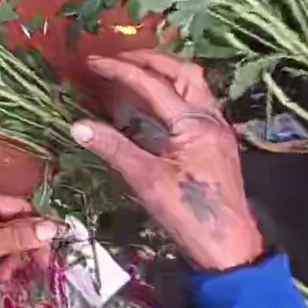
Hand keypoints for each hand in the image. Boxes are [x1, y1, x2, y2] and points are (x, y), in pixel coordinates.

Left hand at [0, 187, 57, 297]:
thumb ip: (16, 237)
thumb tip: (52, 227)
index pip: (22, 208)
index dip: (38, 231)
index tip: (46, 260)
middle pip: (13, 223)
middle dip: (22, 249)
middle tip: (25, 275)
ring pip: (0, 238)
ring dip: (8, 259)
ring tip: (4, 282)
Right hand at [72, 51, 263, 270]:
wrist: (229, 247)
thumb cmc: (188, 215)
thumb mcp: (146, 181)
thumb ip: (114, 148)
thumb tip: (78, 125)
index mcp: (194, 124)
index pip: (153, 85)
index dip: (120, 70)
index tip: (94, 62)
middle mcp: (211, 118)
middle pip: (182, 71)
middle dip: (148, 59)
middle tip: (117, 59)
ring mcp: (218, 128)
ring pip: (194, 84)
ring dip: (165, 71)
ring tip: (135, 71)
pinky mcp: (217, 140)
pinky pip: (197, 100)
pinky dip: (174, 89)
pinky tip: (156, 101)